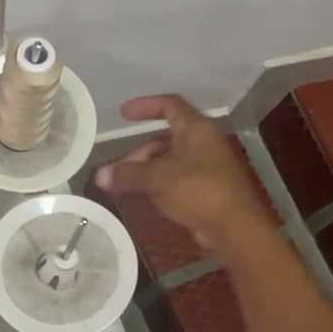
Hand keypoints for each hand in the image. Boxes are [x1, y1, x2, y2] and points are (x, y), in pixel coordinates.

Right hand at [95, 94, 274, 253]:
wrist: (233, 225)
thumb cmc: (198, 190)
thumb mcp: (158, 179)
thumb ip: (128, 175)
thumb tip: (99, 176)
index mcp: (195, 129)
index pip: (169, 106)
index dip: (146, 106)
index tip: (123, 113)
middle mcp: (202, 143)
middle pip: (164, 139)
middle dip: (139, 153)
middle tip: (118, 170)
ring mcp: (205, 166)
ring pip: (169, 161)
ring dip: (146, 170)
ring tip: (126, 186)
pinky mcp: (205, 188)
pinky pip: (175, 179)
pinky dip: (158, 184)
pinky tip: (144, 197)